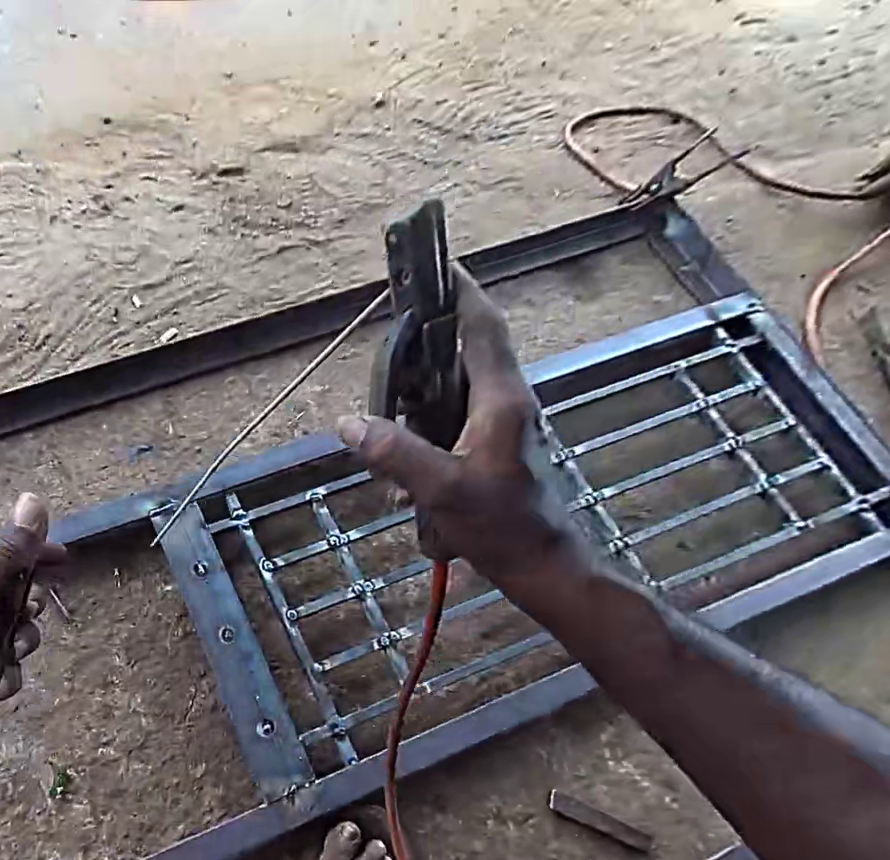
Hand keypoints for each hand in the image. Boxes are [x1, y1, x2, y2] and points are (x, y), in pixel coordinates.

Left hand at [0, 492, 67, 780]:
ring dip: (19, 642)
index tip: (63, 558)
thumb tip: (33, 500)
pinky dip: (5, 675)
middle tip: (27, 613)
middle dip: (25, 603)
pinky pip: (0, 668)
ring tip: (12, 653)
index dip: (28, 548)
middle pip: (7, 591)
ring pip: (9, 632)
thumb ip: (4, 553)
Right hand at [337, 264, 589, 585]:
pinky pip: (452, 421)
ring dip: (420, 397)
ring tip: (387, 414)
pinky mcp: (490, 448)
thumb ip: (395, 452)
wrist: (539, 564)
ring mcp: (498, 427)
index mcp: (500, 399)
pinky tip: (402, 462)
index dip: (461, 293)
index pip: (482, 328)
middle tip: (388, 356)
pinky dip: (425, 427)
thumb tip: (350, 423)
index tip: (438, 267)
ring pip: (454, 389)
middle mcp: (503, 403)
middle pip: (463, 353)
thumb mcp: (442, 487)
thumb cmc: (501, 523)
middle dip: (425, 349)